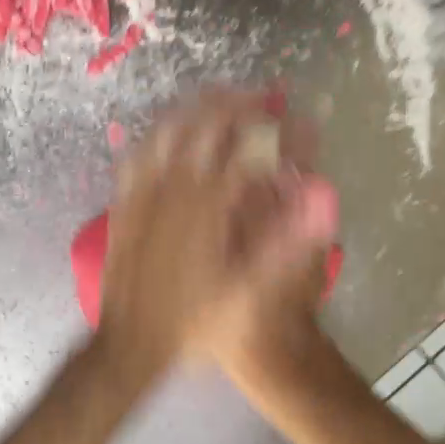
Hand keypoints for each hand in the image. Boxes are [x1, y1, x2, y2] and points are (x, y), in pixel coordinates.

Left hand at [94, 87, 337, 385]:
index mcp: (206, 207)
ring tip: (218, 102)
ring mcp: (141, 195)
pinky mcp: (121, 206)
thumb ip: (284, 246)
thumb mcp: (245, 296)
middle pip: (203, 126)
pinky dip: (156, 135)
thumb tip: (323, 201)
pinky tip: (167, 134)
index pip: (242, 146)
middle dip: (234, 105)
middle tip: (257, 98)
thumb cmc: (191, 326)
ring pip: (166, 131)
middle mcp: (171, 190)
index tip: (288, 113)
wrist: (130, 345)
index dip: (269, 125)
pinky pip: (136, 155)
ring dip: (195, 111)